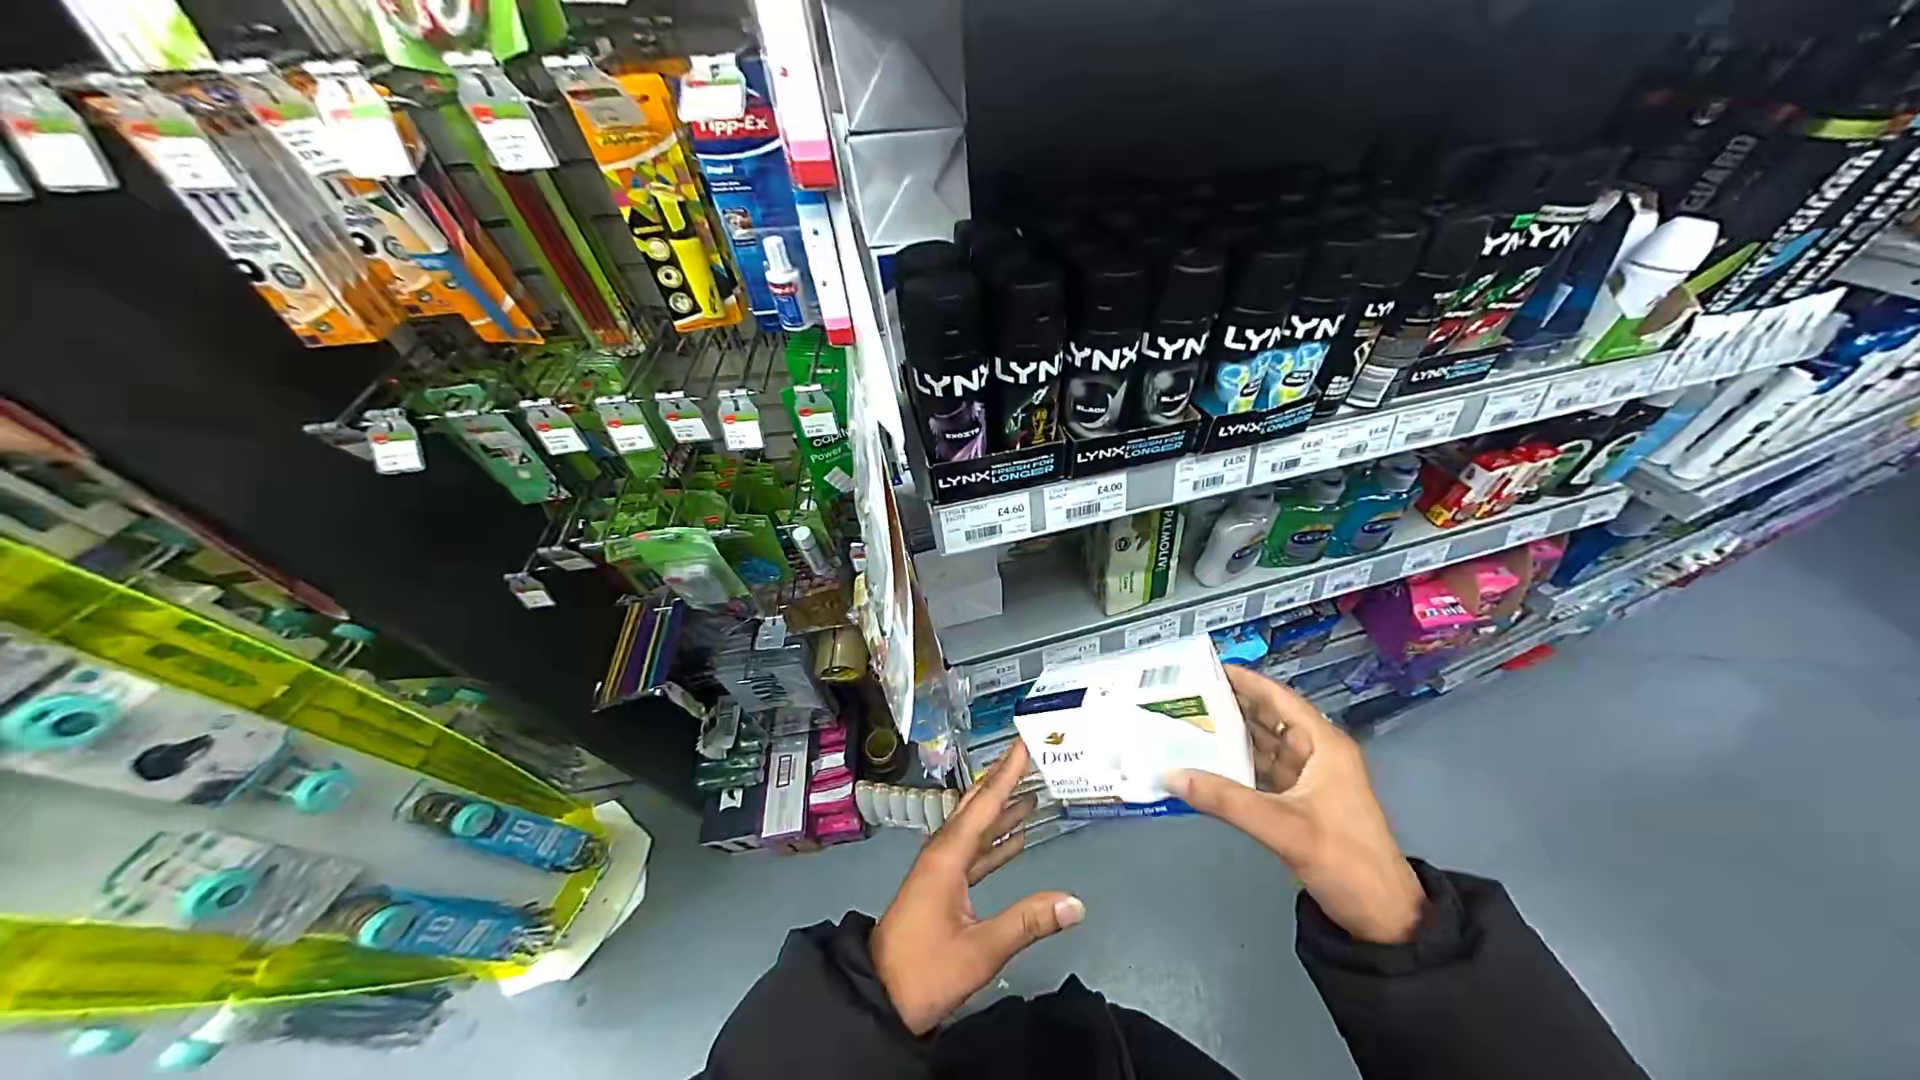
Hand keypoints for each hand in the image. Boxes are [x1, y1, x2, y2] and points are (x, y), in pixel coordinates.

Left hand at [871, 741, 1084, 1034]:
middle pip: (977, 808)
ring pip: (976, 829)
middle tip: (1029, 758)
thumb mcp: (980, 950)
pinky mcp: (943, 887)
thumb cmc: (925, 970)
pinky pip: (975, 852)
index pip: (984, 804)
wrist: (879, 996)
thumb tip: (1075, 902)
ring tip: (1032, 793)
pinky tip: (1017, 839)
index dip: (1006, 772)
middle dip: (1003, 781)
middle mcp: (943, 853)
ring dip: (1003, 811)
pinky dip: (997, 842)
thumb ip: (1028, 923)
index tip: (1023, 744)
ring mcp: (941, 870)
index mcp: (948, 856)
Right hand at [1165, 666, 1424, 944]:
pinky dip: (1236, 765)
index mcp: (1324, 747)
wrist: (1382, 917)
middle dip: (1231, 705)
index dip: (1246, 681)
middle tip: (1186, 694)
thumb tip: (1171, 774)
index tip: (1208, 667)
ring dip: (1230, 735)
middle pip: (1268, 719)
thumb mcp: (1283, 827)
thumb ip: (1225, 800)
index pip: (1280, 700)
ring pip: (1263, 746)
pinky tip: (1206, 762)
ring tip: (1187, 722)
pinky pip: (1261, 772)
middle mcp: (1316, 755)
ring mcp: (1308, 780)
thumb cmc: (1344, 861)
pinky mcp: (1299, 802)